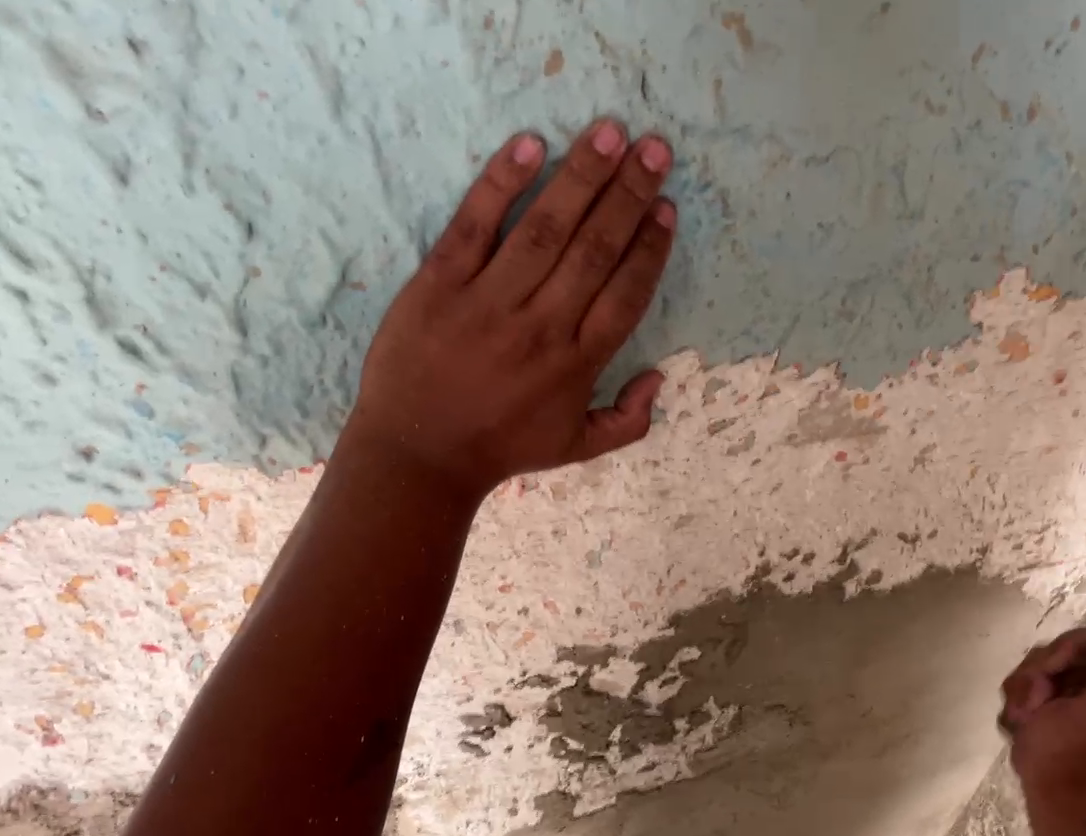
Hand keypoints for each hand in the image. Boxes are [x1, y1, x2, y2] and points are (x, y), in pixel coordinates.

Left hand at [342, 118, 678, 499]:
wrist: (418, 454)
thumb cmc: (501, 447)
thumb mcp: (577, 449)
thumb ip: (628, 421)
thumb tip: (659, 376)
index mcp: (578, 364)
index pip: (626, 294)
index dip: (650, 248)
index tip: (667, 208)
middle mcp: (541, 327)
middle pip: (595, 250)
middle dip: (629, 195)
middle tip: (654, 148)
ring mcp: (488, 302)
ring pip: (545, 229)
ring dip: (581, 176)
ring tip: (610, 133)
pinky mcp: (439, 284)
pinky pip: (474, 225)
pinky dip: (501, 183)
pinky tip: (530, 145)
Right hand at [1001, 628, 1085, 827]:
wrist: (1051, 798)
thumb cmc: (1064, 758)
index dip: (1063, 652)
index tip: (1046, 674)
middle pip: (1059, 652)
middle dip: (1036, 676)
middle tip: (1031, 704)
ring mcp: (1080, 695)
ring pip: (1040, 668)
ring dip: (1024, 691)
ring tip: (1023, 718)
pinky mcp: (1060, 705)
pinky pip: (1032, 685)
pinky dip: (1022, 703)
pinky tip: (1022, 722)